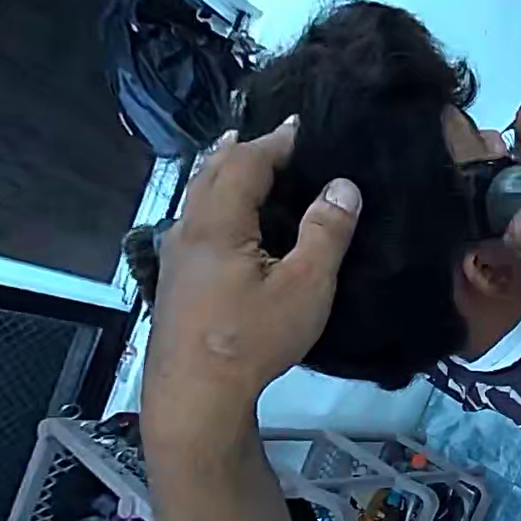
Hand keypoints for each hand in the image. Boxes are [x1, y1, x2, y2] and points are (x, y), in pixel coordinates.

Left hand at [141, 119, 360, 446]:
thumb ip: (325, 233)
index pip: (246, 163)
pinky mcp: (178, 281)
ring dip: (225, 175)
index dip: (276, 142)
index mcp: (218, 222)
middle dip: (244, 150)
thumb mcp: (305, 286)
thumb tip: (343, 186)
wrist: (197, 392)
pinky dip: (218, 203)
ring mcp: (177, 256)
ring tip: (248, 166)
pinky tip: (231, 223)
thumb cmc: (254, 336)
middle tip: (273, 139)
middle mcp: (189, 229)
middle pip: (212, 173)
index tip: (304, 128)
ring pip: (199, 198)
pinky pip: (198, 222)